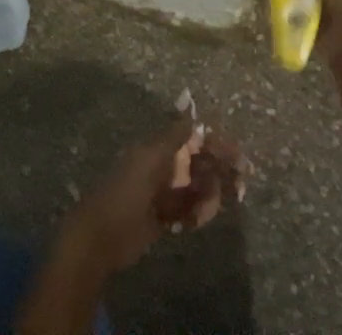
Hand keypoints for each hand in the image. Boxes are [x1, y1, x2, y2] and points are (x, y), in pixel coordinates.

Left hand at [59, 121, 224, 274]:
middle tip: (238, 186)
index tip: (238, 155)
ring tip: (204, 210)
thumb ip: (174, 135)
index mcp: (157, 150)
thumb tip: (190, 105)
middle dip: (218, 174)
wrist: (103, 237)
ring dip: (208, 198)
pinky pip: (188, 211)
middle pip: (199, 166)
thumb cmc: (126, 193)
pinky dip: (196, 214)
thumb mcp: (151, 159)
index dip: (216, 146)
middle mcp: (163, 168)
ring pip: (197, 190)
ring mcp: (164, 194)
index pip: (194, 141)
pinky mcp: (164, 218)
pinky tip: (195, 220)